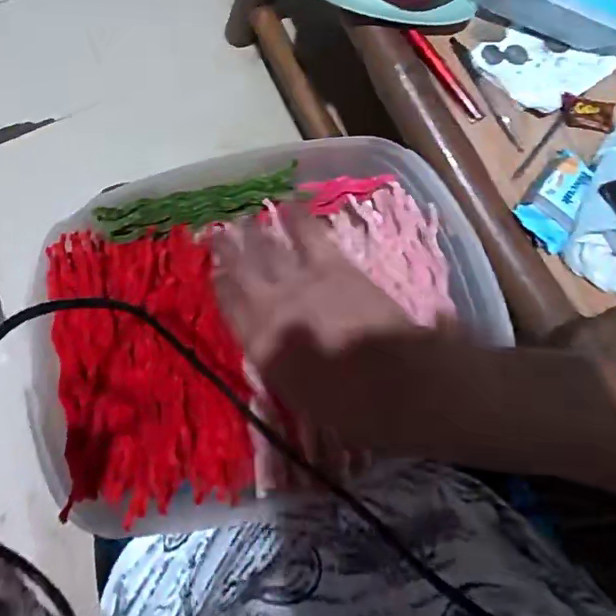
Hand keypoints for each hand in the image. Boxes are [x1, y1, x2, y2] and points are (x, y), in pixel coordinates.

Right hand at [209, 207, 422, 449]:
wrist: (400, 388)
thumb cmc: (353, 410)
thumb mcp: (302, 400)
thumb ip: (280, 365)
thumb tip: (271, 346)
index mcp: (261, 345)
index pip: (230, 306)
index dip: (220, 284)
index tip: (215, 270)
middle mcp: (271, 308)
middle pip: (241, 271)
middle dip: (227, 250)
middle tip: (218, 231)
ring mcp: (301, 282)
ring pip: (268, 249)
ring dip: (253, 233)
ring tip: (243, 219)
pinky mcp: (332, 266)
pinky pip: (308, 234)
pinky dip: (296, 217)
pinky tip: (288, 205)